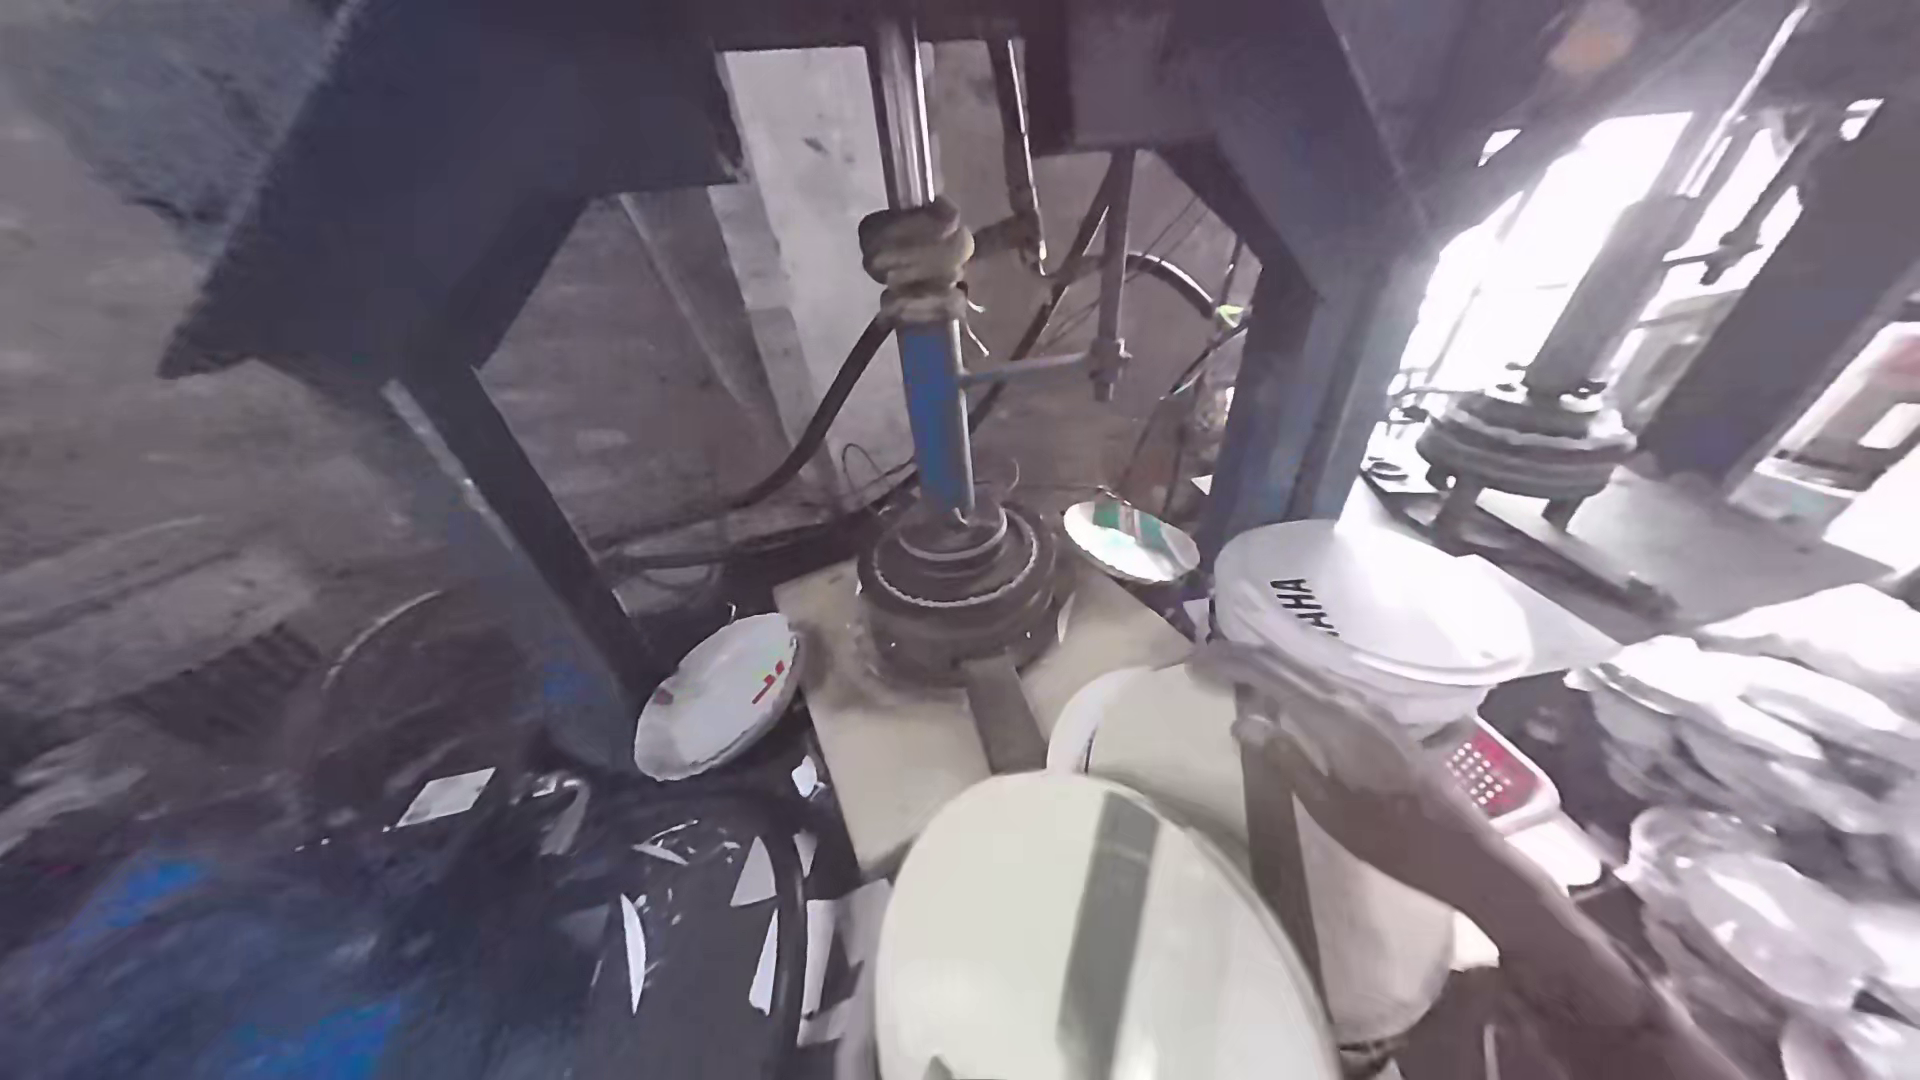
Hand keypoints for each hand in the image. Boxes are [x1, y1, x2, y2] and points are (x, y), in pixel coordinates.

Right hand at [1187, 640, 1524, 920]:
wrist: (1471, 857)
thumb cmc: (1395, 842)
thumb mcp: (1329, 809)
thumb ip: (1285, 759)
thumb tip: (1240, 721)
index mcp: (1336, 719)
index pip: (1272, 675)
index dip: (1230, 663)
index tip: (1195, 661)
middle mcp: (1351, 700)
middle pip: (1286, 663)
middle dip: (1240, 654)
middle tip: (1201, 655)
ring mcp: (1368, 705)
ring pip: (1302, 668)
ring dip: (1262, 662)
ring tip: (1226, 663)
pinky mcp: (1375, 715)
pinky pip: (1318, 681)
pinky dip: (1286, 675)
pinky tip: (1274, 684)